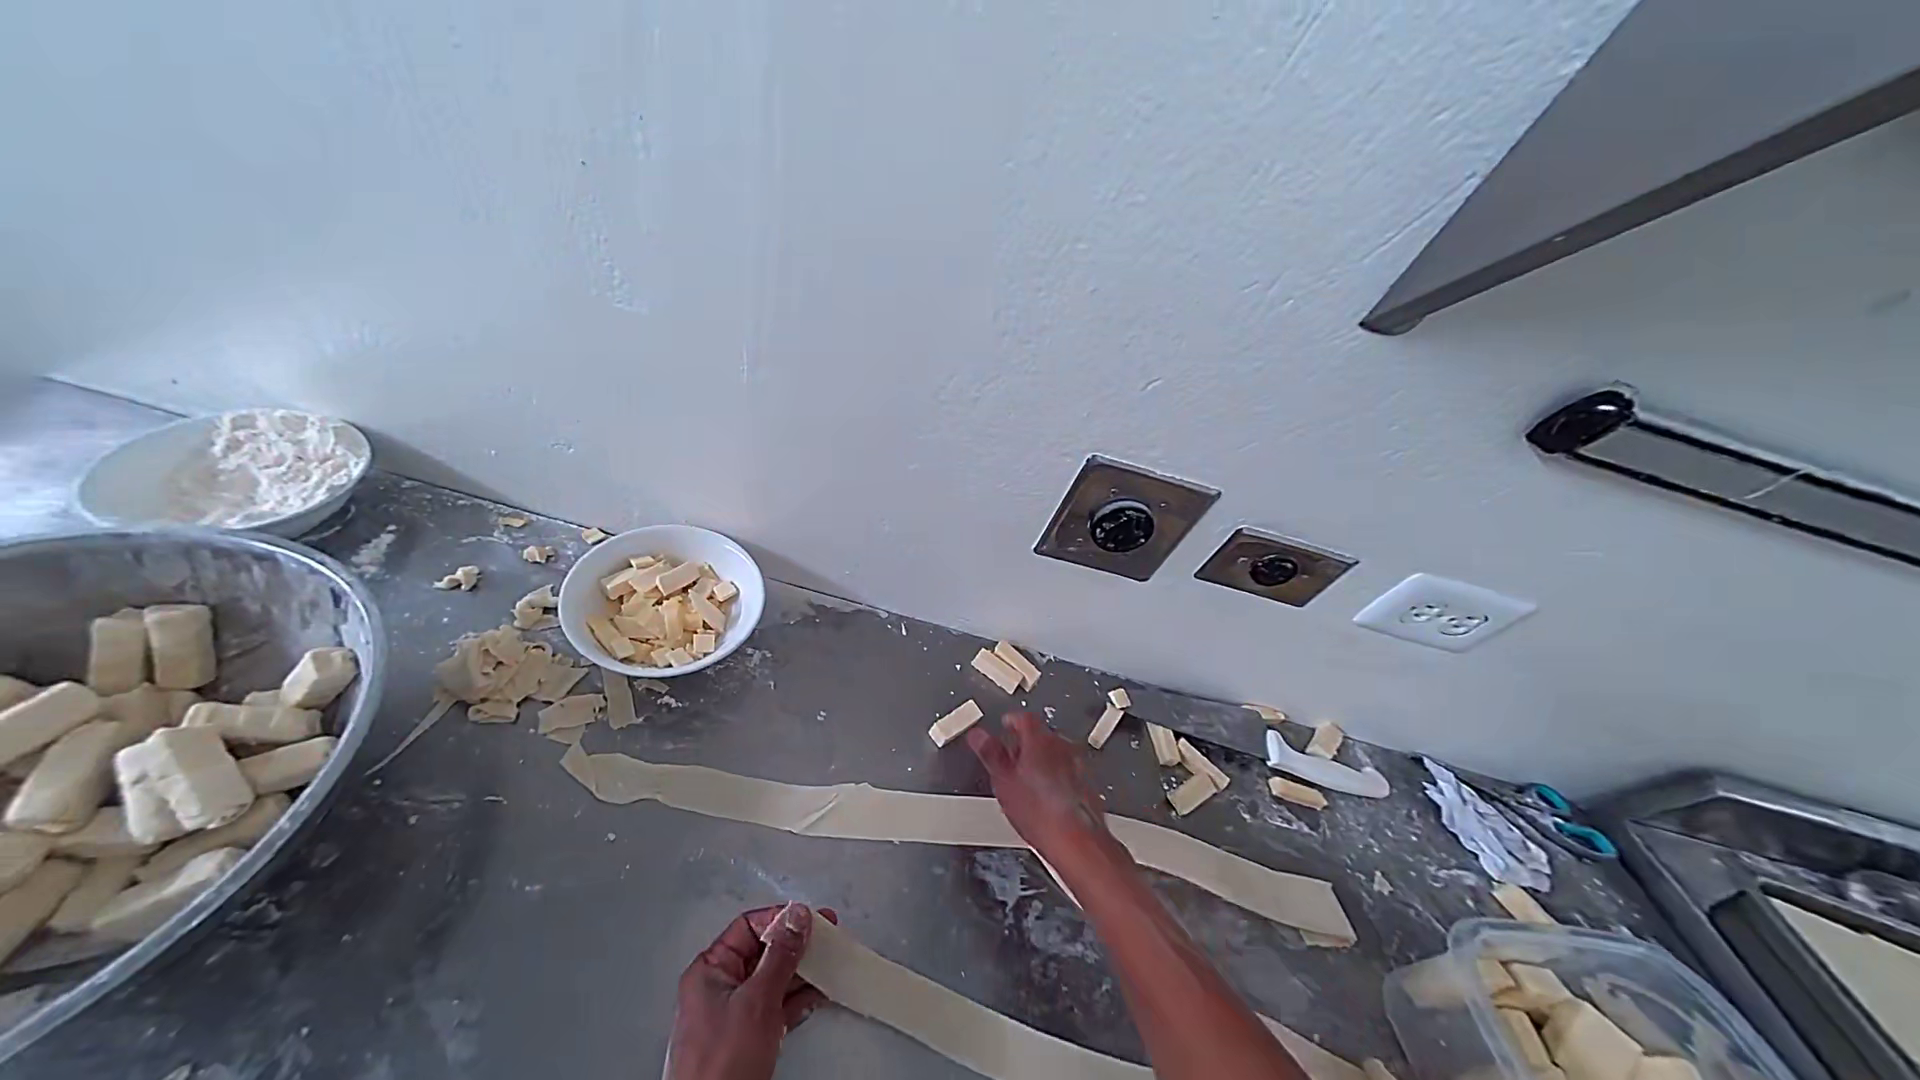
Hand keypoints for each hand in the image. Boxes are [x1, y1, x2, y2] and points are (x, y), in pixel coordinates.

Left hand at [666, 903, 839, 1079]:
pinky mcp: (750, 1037)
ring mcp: (736, 1013)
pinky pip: (778, 1005)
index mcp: (710, 971)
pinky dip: (799, 999)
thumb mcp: (756, 1001)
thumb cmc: (723, 1063)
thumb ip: (780, 955)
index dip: (779, 920)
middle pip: (764, 951)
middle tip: (828, 937)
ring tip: (831, 964)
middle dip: (796, 945)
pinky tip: (820, 994)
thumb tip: (798, 916)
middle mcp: (721, 987)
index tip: (810, 919)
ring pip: (774, 978)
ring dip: (803, 971)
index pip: (747, 927)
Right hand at [967, 712, 1125, 870]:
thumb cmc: (1041, 812)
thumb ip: (990, 753)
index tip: (1005, 725)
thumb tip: (978, 736)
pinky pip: (1066, 770)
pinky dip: (1054, 776)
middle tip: (1009, 758)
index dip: (1011, 721)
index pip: (1024, 718)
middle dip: (1024, 744)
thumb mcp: (1003, 781)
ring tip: (1025, 781)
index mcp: (1040, 740)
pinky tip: (1044, 796)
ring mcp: (1077, 764)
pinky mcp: (1086, 782)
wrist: (1075, 840)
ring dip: (1040, 760)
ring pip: (1054, 753)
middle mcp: (1062, 747)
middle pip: (1040, 735)